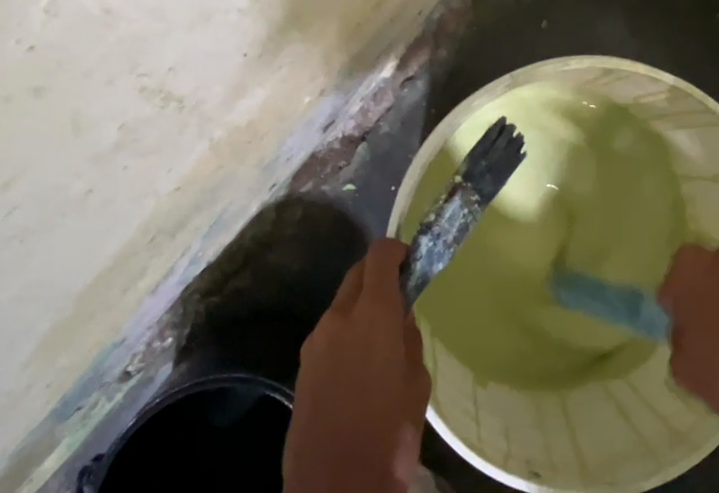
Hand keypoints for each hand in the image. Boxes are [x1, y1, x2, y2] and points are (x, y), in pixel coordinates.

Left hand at [284, 238, 431, 491]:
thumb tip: (401, 320)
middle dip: (377, 274)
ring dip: (360, 306)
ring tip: (382, 336)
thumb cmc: (388, 432)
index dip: (397, 249)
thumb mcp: (417, 382)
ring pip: (340, 305)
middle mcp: (337, 318)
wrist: (334, 485)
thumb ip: (408, 340)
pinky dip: (346, 333)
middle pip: (356, 275)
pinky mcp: (302, 367)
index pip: (379, 256)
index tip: (412, 259)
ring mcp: (314, 342)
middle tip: (400, 292)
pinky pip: (329, 334)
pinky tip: (360, 364)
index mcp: (372, 314)